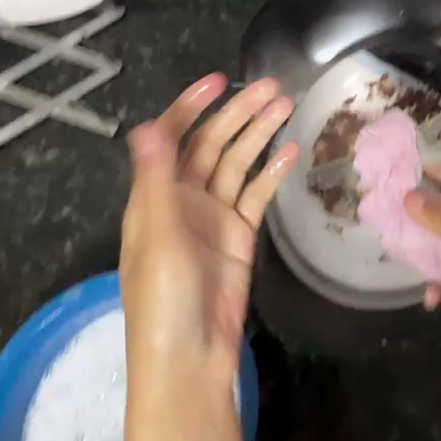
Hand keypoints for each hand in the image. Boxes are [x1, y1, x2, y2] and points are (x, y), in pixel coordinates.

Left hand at [120, 73, 296, 398]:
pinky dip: (272, 172)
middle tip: (273, 86)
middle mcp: (183, 199)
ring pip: (238, 163)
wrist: (189, 360)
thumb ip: (156, 179)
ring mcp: (213, 217)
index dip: (192, 106)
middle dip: (239, 113)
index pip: (173, 138)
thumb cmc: (162, 300)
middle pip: (212, 144)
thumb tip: (148, 124)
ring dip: (259, 135)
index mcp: (154, 196)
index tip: (220, 80)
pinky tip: (292, 151)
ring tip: (288, 106)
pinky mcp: (239, 236)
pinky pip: (257, 195)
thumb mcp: (156, 236)